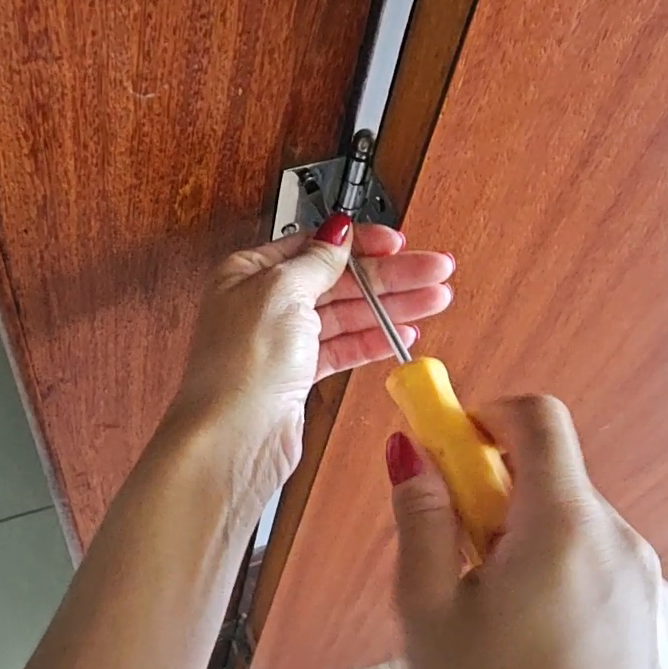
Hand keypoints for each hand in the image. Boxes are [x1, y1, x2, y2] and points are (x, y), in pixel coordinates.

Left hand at [162, 215, 456, 500]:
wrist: (233, 437)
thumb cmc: (240, 365)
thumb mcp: (282, 292)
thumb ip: (317, 260)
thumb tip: (338, 231)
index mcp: (249, 272)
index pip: (313, 246)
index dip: (359, 244)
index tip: (396, 243)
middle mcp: (262, 304)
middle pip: (336, 280)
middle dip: (388, 276)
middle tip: (434, 271)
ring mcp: (280, 341)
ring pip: (345, 315)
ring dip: (391, 307)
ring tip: (434, 300)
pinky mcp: (296, 376)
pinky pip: (342, 349)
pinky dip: (372, 340)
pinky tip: (401, 333)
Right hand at [388, 396, 667, 668]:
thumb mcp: (429, 611)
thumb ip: (420, 517)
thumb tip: (411, 455)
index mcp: (565, 530)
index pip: (536, 418)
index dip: (481, 414)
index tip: (439, 432)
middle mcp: (619, 546)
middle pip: (547, 470)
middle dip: (487, 485)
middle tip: (446, 536)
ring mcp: (646, 588)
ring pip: (568, 519)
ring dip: (517, 531)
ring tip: (482, 603)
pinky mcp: (654, 626)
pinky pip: (595, 562)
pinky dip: (553, 567)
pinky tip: (524, 634)